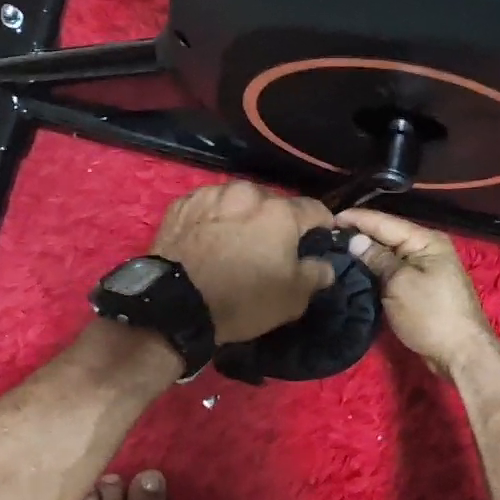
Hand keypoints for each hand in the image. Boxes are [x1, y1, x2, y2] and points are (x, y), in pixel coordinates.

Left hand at [149, 181, 337, 343]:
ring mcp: (211, 195)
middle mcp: (247, 193)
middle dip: (277, 222)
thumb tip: (324, 264)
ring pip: (239, 201)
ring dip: (243, 217)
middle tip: (270, 249)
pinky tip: (208, 241)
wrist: (174, 306)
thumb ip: (316, 274)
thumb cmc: (241, 301)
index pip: (315, 209)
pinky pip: (208, 208)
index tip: (317, 242)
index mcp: (280, 212)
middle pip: (273, 204)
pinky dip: (213, 220)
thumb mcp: (292, 299)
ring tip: (235, 243)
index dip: (321, 227)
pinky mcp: (182, 204)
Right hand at [337, 208, 499, 375]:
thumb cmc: (431, 315)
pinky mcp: (418, 288)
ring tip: (332, 251)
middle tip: (323, 236)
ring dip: (363, 254)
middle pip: (385, 236)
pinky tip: (353, 271)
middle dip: (357, 235)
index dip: (355, 219)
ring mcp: (423, 269)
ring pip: (387, 255)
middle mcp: (425, 249)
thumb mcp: (400, 284)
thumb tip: (354, 240)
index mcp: (425, 240)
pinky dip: (373, 270)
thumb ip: (377, 259)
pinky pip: (391, 272)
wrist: (460, 353)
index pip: (384, 222)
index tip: (325, 218)